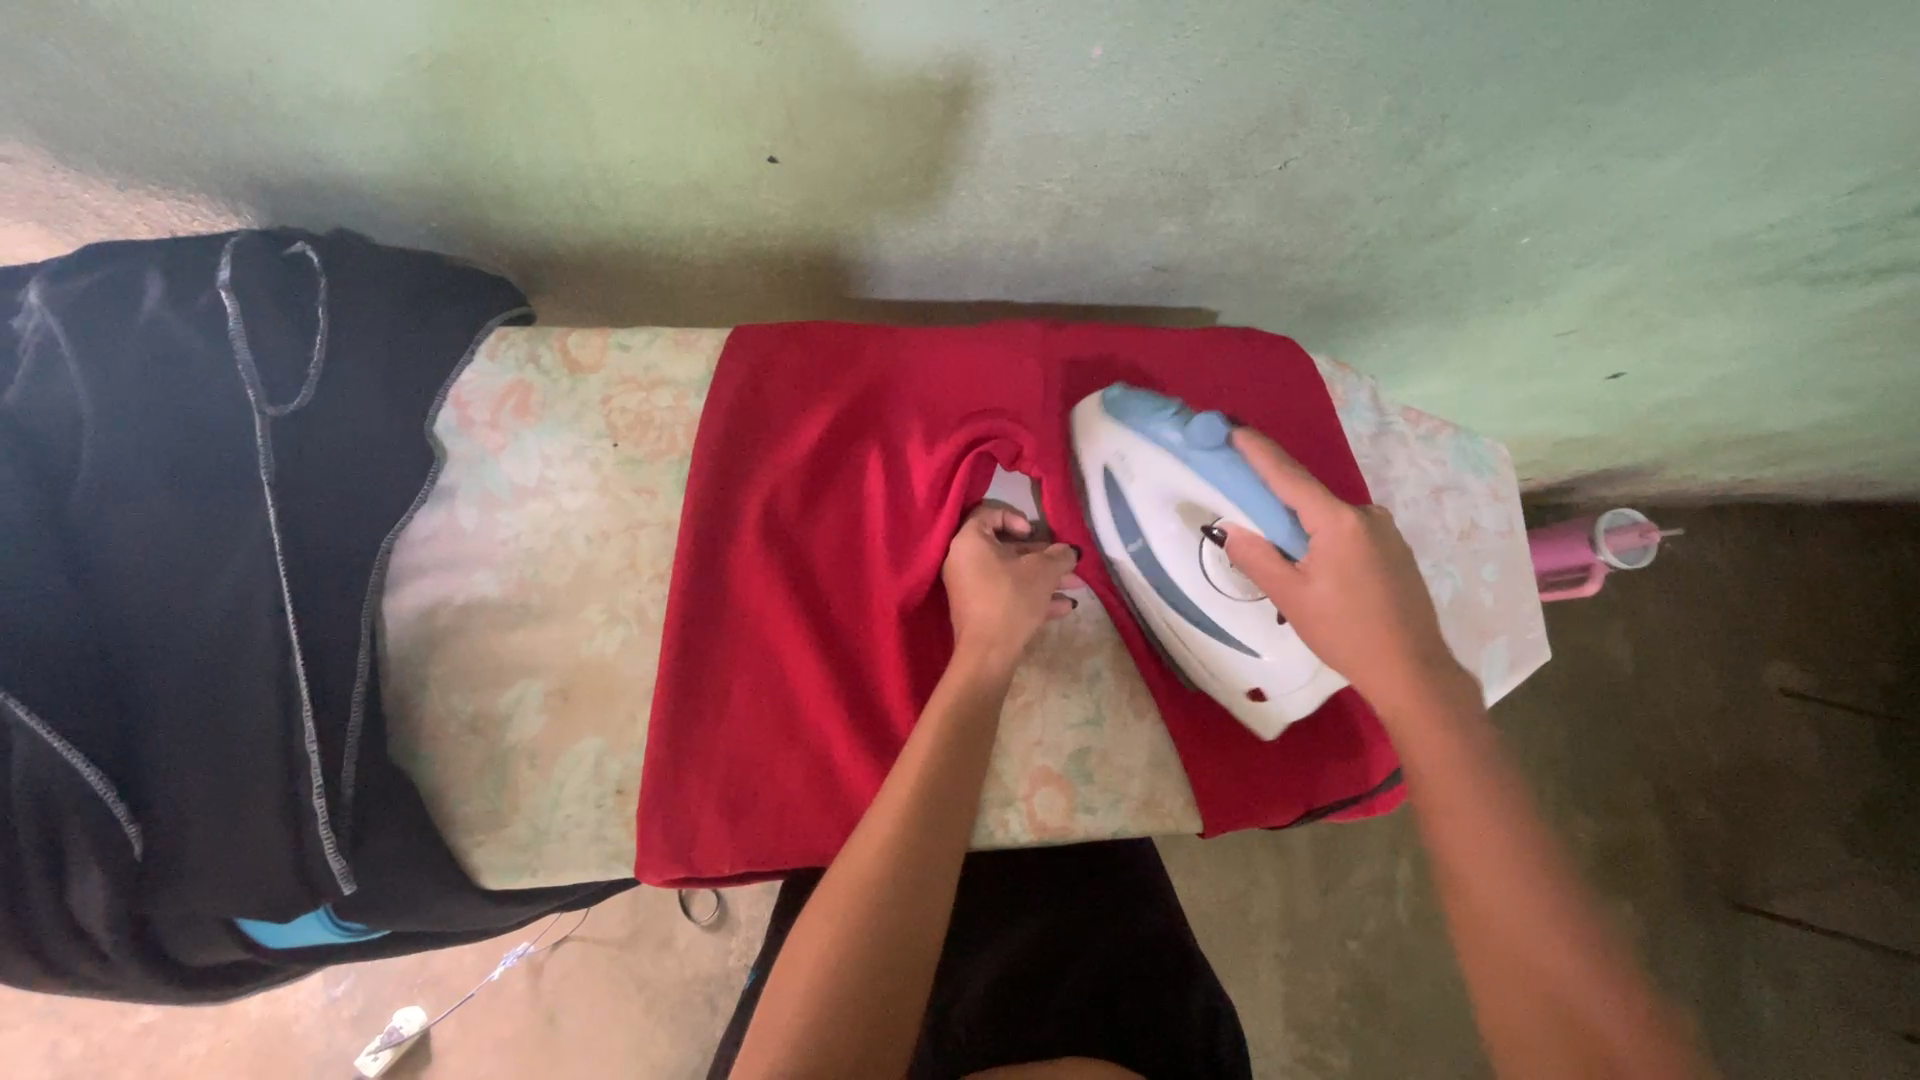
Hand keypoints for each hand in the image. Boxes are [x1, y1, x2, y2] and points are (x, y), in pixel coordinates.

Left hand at [942, 504, 1081, 672]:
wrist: (988, 653)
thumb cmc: (1011, 599)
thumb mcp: (1042, 572)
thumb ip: (1059, 556)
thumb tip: (1071, 551)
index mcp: (969, 541)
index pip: (988, 514)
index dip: (1015, 518)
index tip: (1033, 533)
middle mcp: (963, 560)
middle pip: (1006, 549)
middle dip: (1043, 557)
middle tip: (1067, 564)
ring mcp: (969, 587)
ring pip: (1011, 574)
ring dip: (1044, 578)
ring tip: (1076, 586)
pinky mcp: (978, 609)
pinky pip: (1006, 594)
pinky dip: (1031, 596)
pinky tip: (1063, 607)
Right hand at [1215, 428, 1474, 716]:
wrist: (1412, 669)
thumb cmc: (1345, 633)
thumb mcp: (1290, 597)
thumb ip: (1256, 557)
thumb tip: (1229, 528)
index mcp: (1337, 521)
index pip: (1288, 476)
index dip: (1258, 451)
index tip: (1234, 428)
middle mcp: (1365, 515)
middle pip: (1307, 495)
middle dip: (1273, 493)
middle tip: (1240, 492)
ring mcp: (1385, 531)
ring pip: (1327, 517)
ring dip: (1298, 523)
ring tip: (1275, 547)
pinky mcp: (1394, 550)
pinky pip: (1346, 532)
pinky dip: (1321, 537)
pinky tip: (1312, 564)